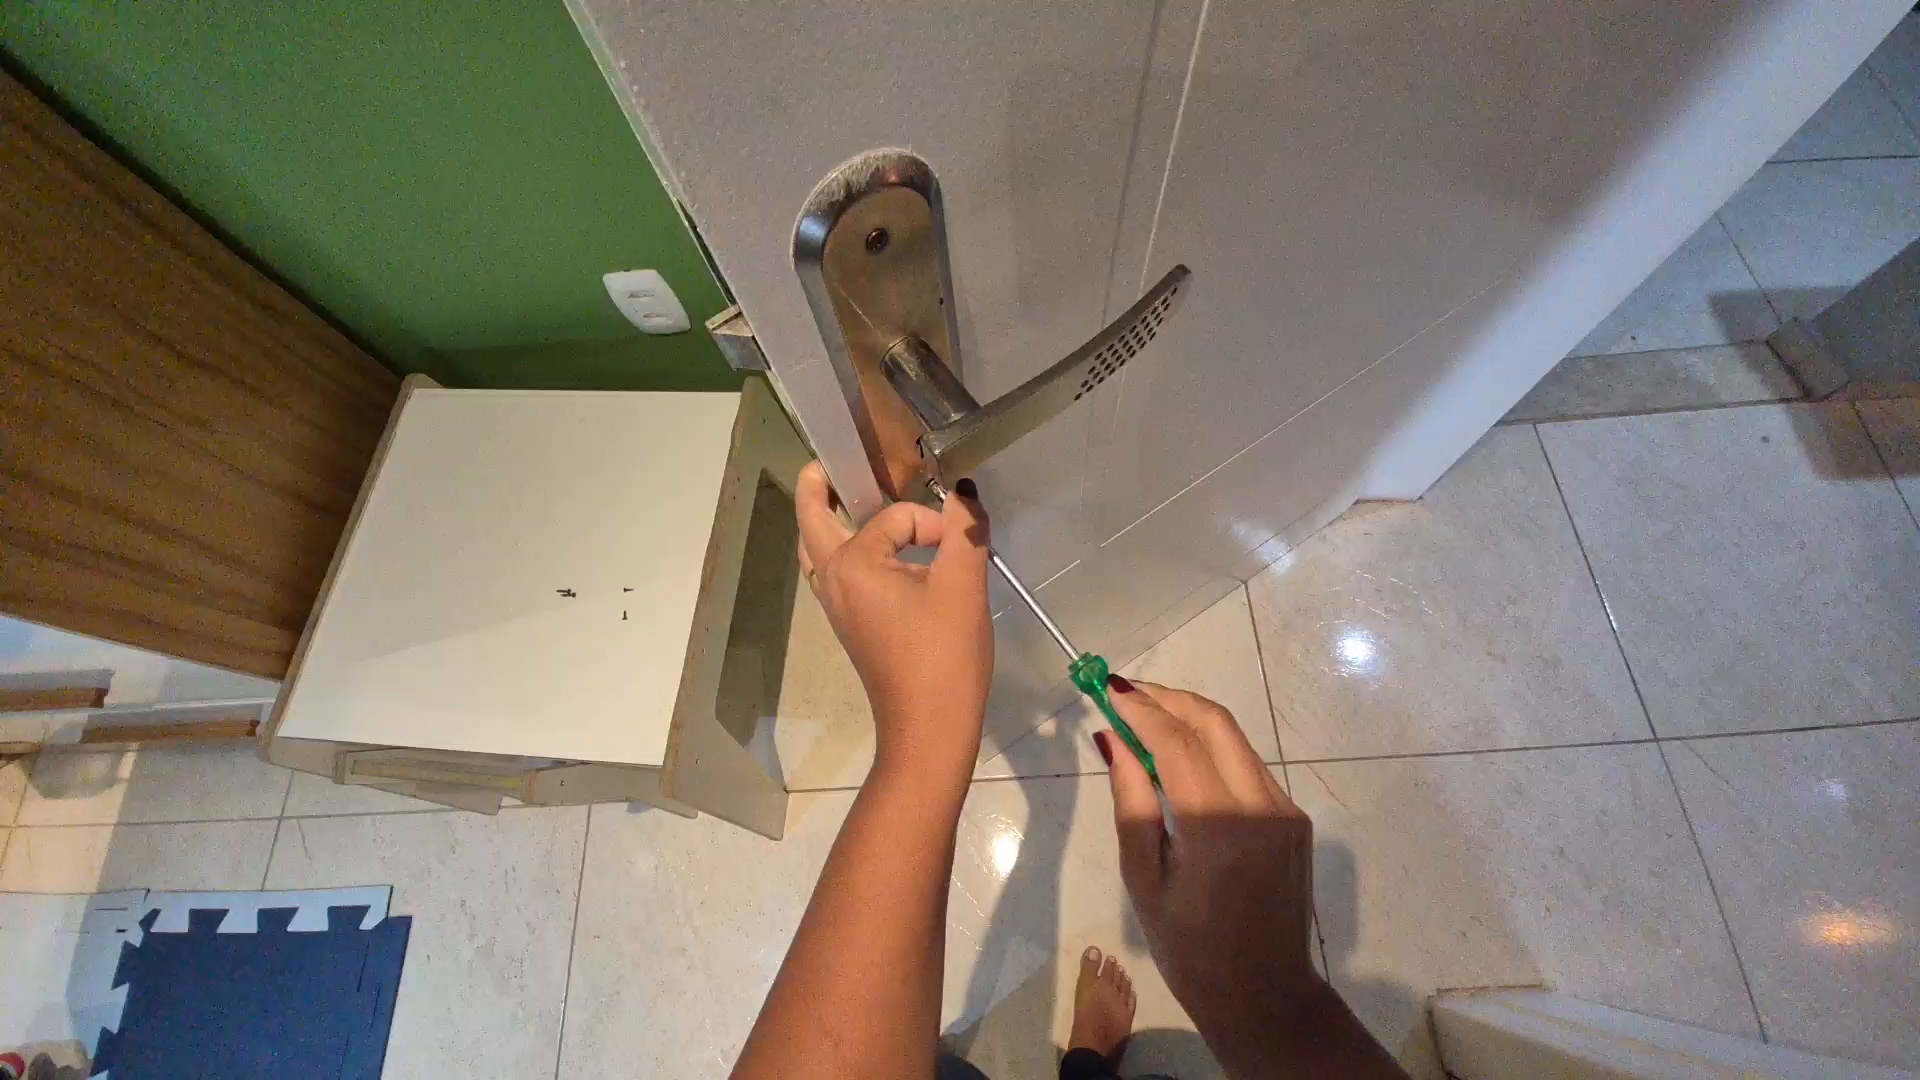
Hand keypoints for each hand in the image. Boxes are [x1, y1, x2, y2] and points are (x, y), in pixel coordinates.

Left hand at [795, 463, 992, 776]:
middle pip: (812, 521)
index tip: (960, 545)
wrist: (929, 727)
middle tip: (826, 462)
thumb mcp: (963, 584)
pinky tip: (877, 552)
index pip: (893, 517)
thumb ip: (965, 530)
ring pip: (819, 550)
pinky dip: (845, 550)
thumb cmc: (944, 654)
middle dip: (816, 489)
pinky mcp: (850, 624)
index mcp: (853, 564)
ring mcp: (836, 605)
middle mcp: (833, 579)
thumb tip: (965, 491)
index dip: (932, 523)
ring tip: (842, 497)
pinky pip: (836, 573)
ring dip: (825, 521)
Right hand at [1097, 681, 1321, 1065]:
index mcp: (1218, 827)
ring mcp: (1284, 809)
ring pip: (1233, 737)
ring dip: (1188, 716)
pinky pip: (1246, 763)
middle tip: (1126, 693)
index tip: (1108, 689)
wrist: (1266, 996)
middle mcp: (1261, 806)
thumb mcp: (1143, 877)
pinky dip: (1209, 745)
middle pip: (1214, 722)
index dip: (1140, 708)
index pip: (1176, 741)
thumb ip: (1131, 800)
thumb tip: (1113, 739)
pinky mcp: (1294, 817)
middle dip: (1167, 697)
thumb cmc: (1189, 947)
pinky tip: (1178, 753)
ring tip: (1144, 715)